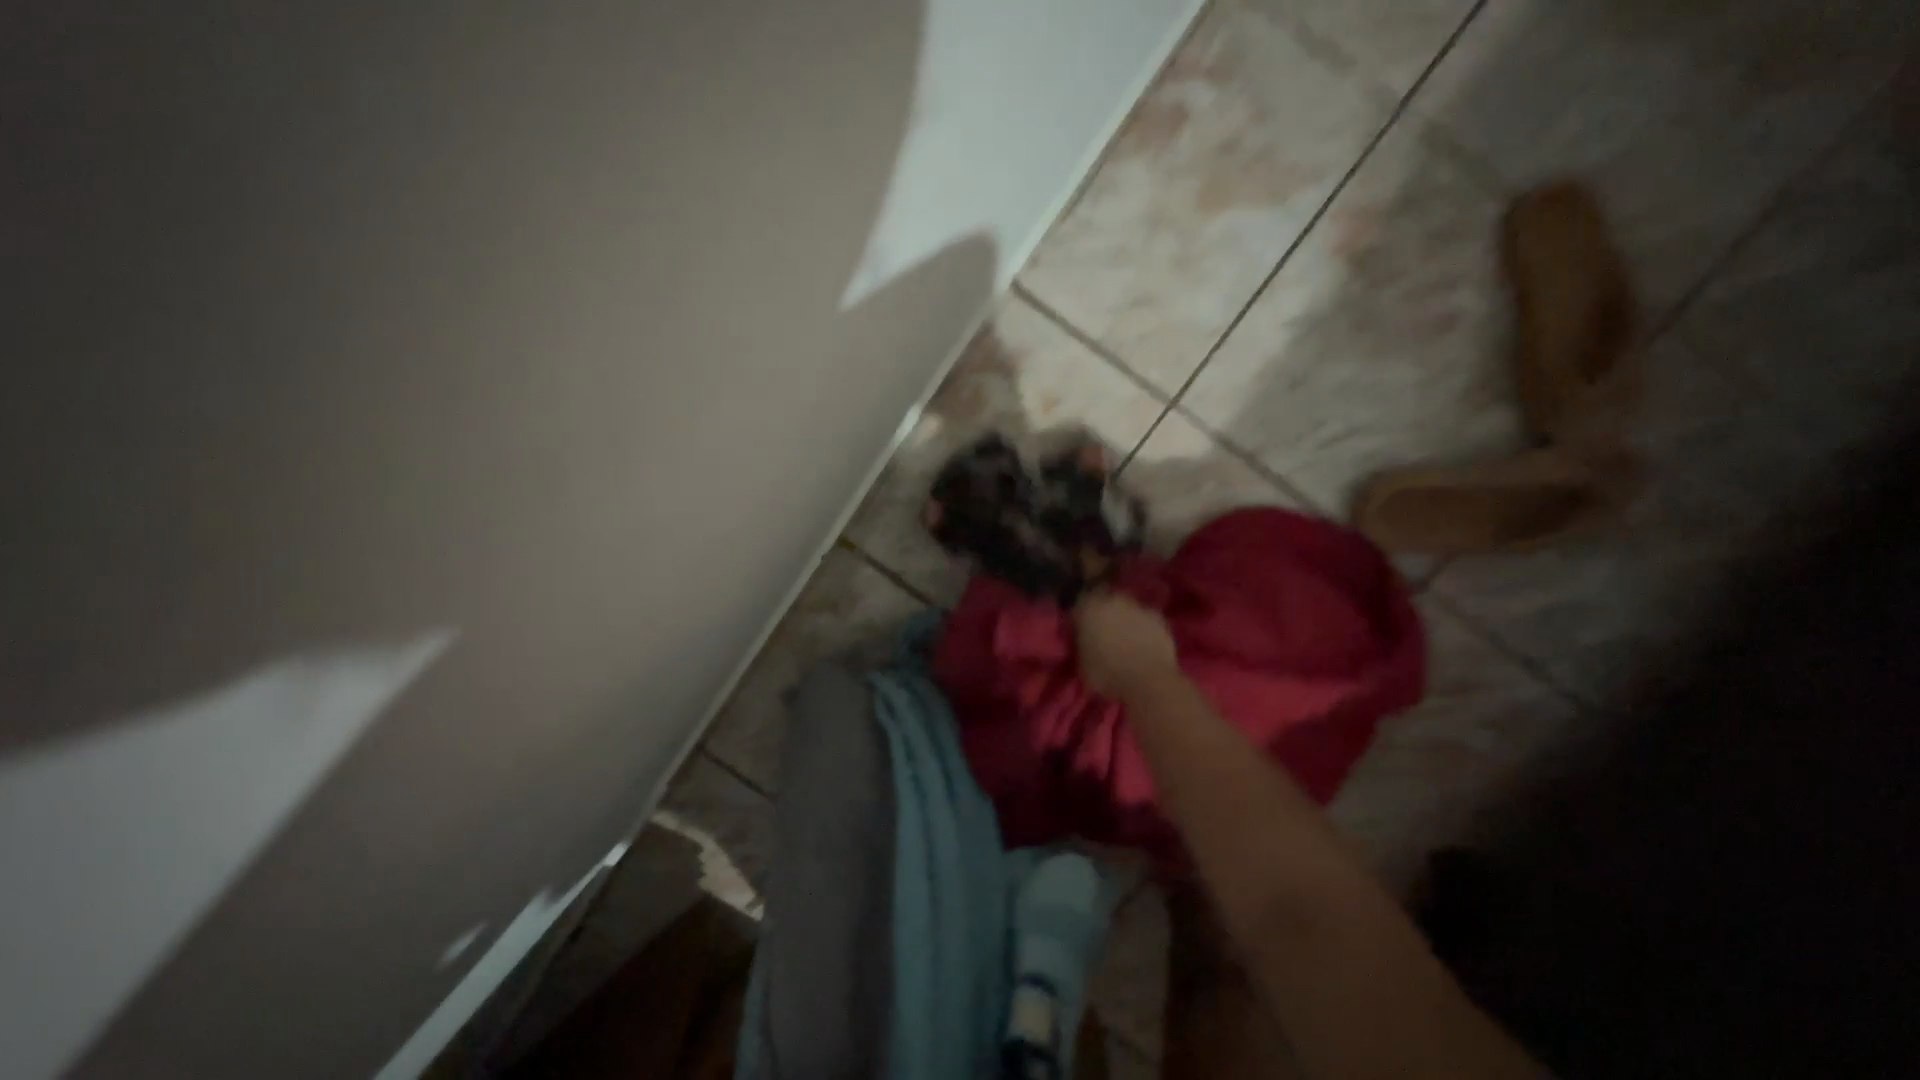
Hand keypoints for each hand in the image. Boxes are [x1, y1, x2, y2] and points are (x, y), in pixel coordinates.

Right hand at [1073, 590, 1178, 701]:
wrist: (1149, 681)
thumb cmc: (1108, 675)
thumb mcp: (1082, 664)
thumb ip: (1082, 645)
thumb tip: (1085, 641)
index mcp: (1088, 609)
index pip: (1078, 606)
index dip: (1079, 620)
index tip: (1080, 632)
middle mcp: (1112, 600)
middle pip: (1104, 601)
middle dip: (1103, 615)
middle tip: (1103, 634)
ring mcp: (1138, 606)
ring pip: (1127, 608)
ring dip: (1124, 619)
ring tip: (1126, 640)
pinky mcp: (1159, 616)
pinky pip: (1146, 619)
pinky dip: (1144, 627)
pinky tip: (1144, 643)